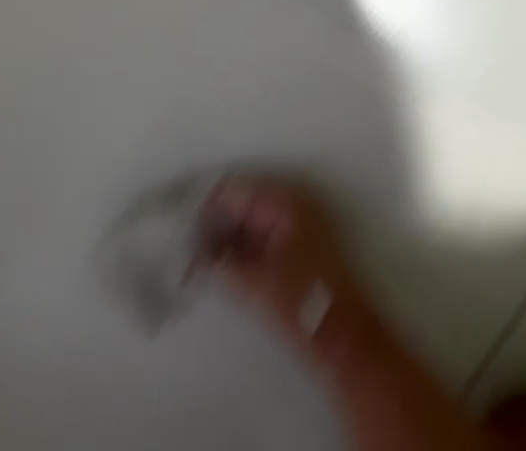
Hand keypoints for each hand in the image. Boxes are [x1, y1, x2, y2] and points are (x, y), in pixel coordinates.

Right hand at [199, 176, 365, 347]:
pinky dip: (241, 250)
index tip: (180, 229)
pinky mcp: (301, 247)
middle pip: (240, 203)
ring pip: (250, 221)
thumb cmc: (302, 303)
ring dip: (225, 239)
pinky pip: (262, 237)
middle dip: (212, 225)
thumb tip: (188, 252)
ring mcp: (300, 225)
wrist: (344, 337)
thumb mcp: (251, 281)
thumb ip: (214, 260)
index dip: (203, 207)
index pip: (231, 188)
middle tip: (187, 252)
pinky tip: (222, 271)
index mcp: (284, 201)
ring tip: (198, 266)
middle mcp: (293, 204)